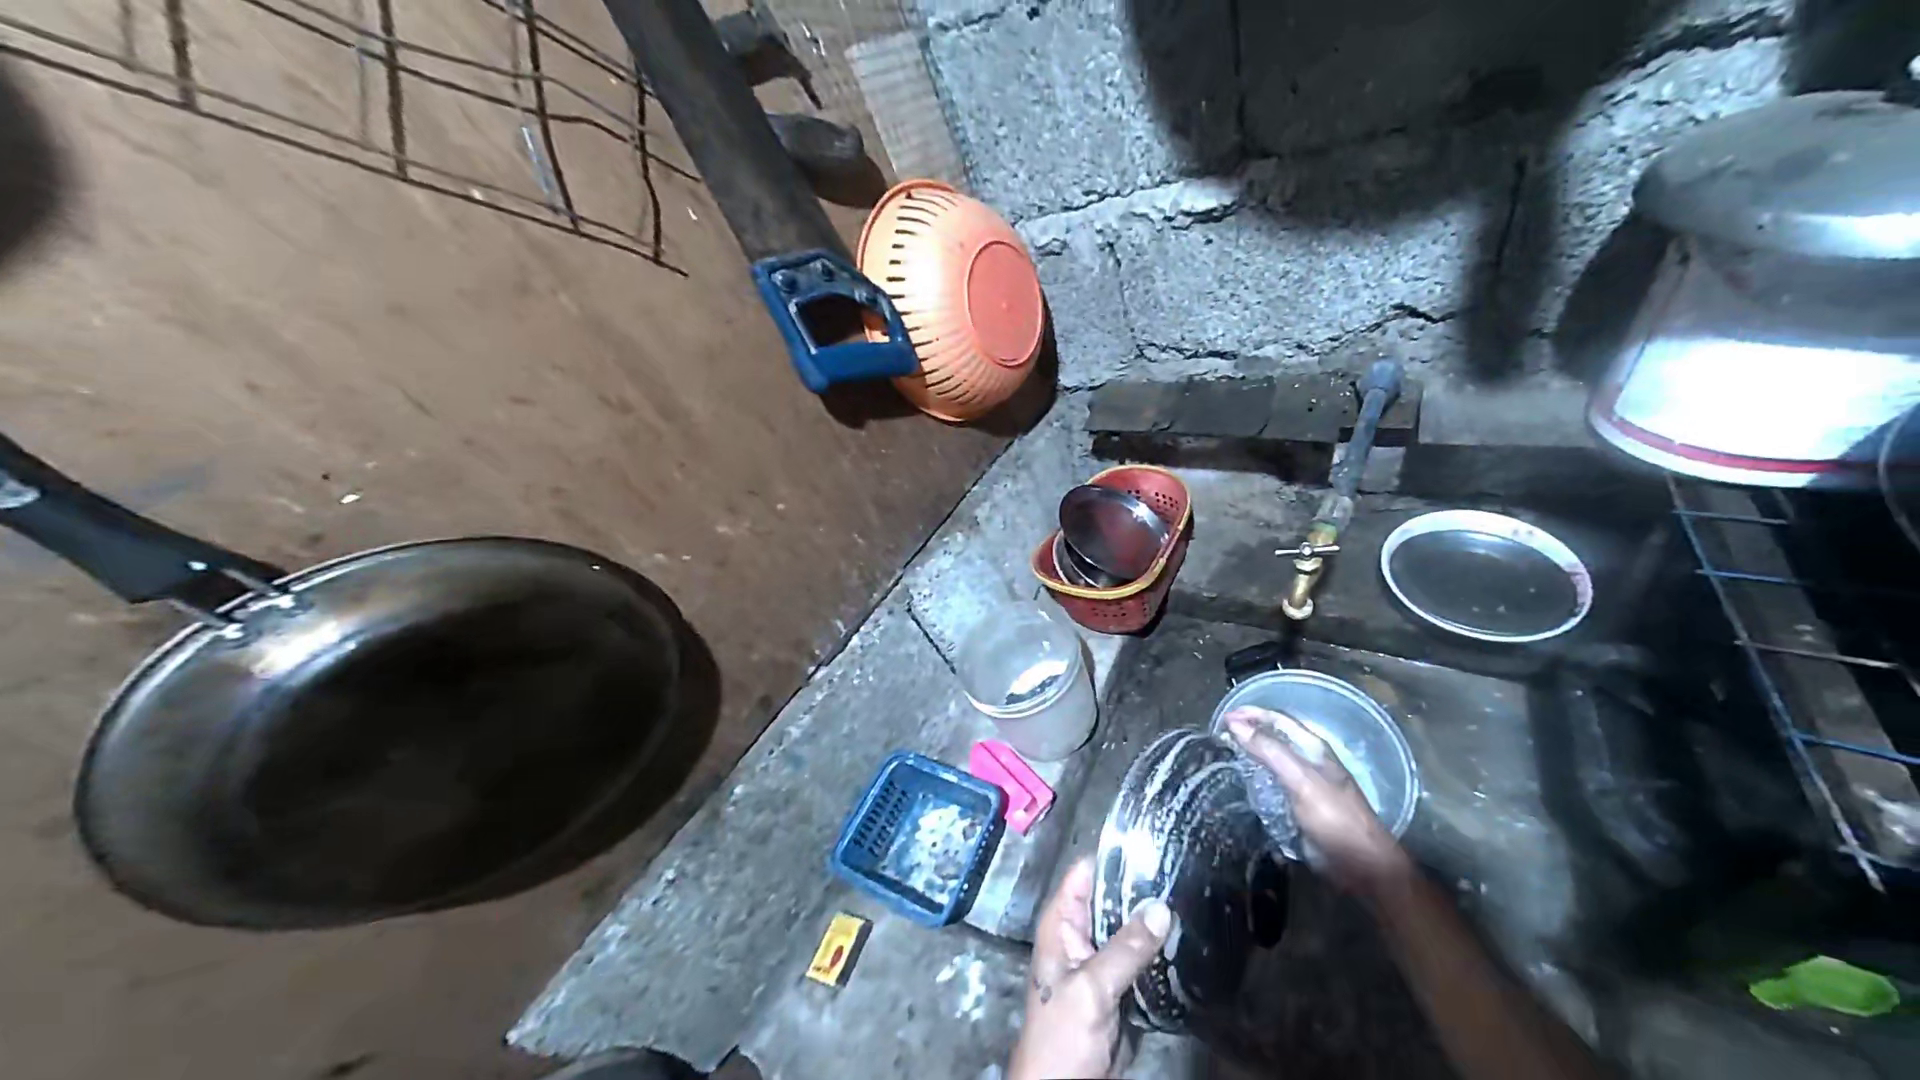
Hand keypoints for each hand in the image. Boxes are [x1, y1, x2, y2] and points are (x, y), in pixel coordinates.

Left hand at [1007, 856, 1171, 1079]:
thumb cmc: (1062, 1034)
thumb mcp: (1092, 988)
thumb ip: (1126, 948)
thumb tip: (1161, 907)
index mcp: (1061, 921)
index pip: (1086, 872)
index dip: (1115, 855)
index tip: (1152, 842)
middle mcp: (1079, 932)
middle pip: (1111, 897)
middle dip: (1142, 887)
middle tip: (1184, 869)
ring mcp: (1098, 959)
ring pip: (1128, 927)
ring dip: (1153, 919)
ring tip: (1192, 895)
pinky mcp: (1118, 985)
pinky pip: (1139, 957)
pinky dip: (1157, 949)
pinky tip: (1186, 938)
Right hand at [1224, 705, 1411, 896]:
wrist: (1360, 867)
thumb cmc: (1335, 818)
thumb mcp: (1301, 779)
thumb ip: (1269, 750)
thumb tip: (1235, 724)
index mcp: (1313, 748)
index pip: (1278, 719)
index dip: (1251, 714)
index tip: (1223, 717)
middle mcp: (1306, 762)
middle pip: (1272, 738)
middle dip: (1246, 733)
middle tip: (1218, 736)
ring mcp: (1301, 785)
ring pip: (1269, 762)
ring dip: (1247, 756)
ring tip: (1222, 757)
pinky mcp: (1295, 807)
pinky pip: (1269, 786)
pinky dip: (1252, 780)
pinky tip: (1238, 784)